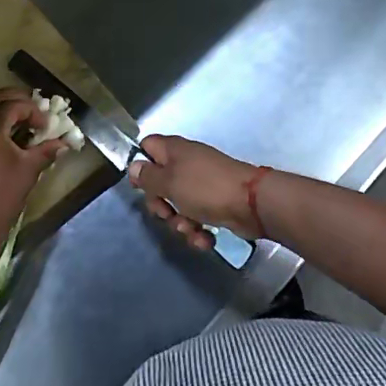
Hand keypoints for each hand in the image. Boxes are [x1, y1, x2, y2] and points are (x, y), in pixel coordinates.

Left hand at [0, 88, 68, 241]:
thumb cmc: (3, 195)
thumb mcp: (29, 170)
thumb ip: (46, 151)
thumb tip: (64, 143)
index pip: (12, 105)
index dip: (32, 110)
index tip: (46, 124)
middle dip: (17, 99)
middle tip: (36, 110)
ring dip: (6, 109)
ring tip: (26, 122)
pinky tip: (12, 135)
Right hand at [130, 135, 261, 247]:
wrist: (252, 204)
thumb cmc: (205, 188)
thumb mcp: (169, 182)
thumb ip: (147, 176)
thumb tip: (133, 167)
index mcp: (174, 151)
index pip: (147, 147)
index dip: (140, 165)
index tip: (139, 186)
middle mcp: (186, 164)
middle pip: (160, 183)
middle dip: (161, 204)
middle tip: (167, 213)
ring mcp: (202, 184)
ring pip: (178, 205)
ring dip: (180, 222)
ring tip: (190, 230)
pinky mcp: (215, 203)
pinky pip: (197, 217)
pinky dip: (198, 230)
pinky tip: (205, 238)